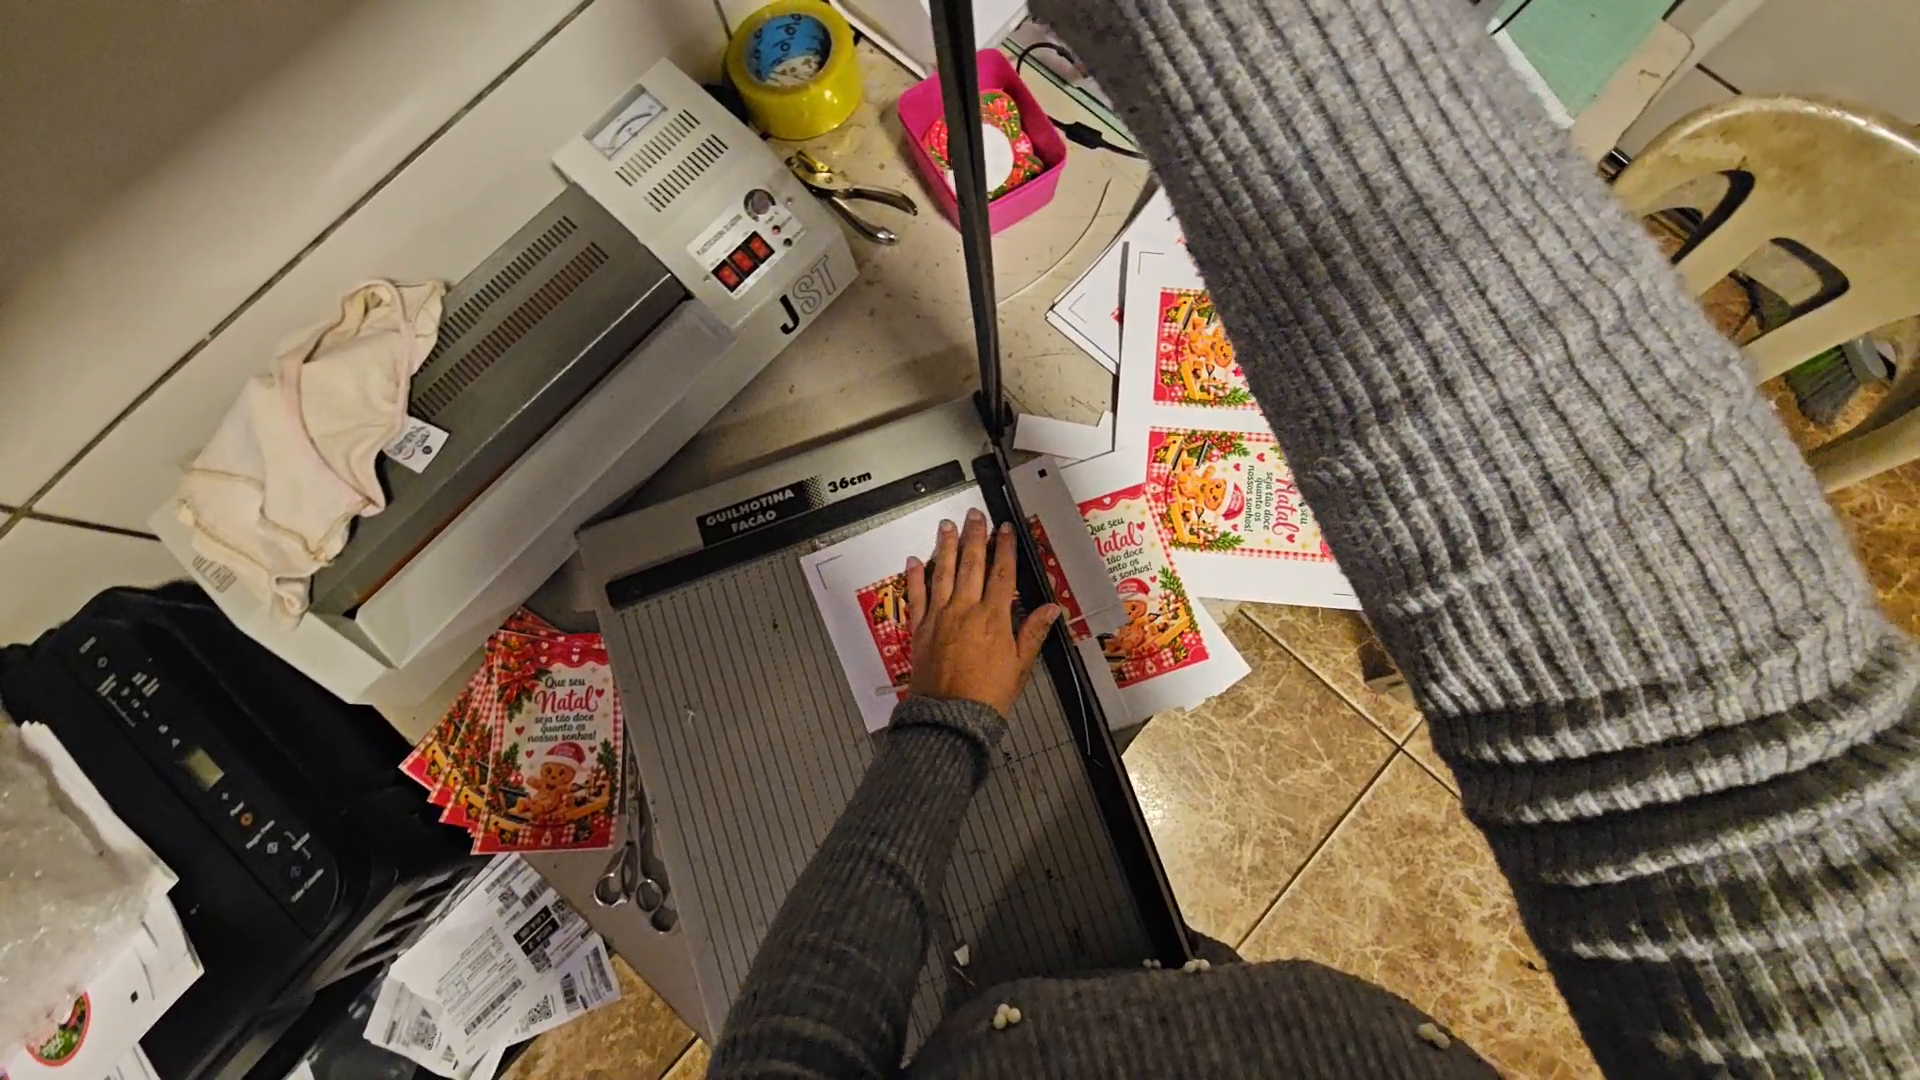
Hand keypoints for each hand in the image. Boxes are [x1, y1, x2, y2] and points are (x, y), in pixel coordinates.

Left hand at [905, 507, 1062, 716]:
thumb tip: (1054, 607)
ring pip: (943, 574)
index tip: (1005, 528)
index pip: (1001, 574)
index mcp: (993, 618)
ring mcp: (939, 617)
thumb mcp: (1020, 666)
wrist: (950, 718)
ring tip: (947, 526)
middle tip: (974, 514)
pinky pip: (915, 597)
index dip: (1004, 549)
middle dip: (974, 537)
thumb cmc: (989, 695)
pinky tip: (914, 560)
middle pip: (971, 565)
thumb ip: (1033, 633)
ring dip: (946, 547)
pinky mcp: (919, 629)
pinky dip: (915, 577)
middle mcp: (965, 610)